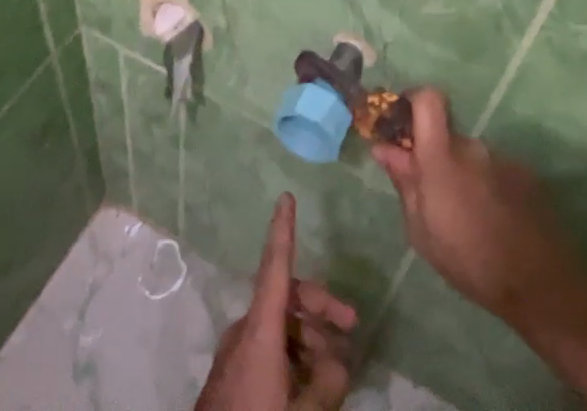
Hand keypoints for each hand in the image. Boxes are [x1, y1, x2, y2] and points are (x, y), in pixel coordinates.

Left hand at [195, 193, 357, 410]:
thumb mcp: (304, 409)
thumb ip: (328, 380)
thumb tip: (338, 359)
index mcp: (260, 332)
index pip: (274, 269)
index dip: (282, 231)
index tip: (286, 198)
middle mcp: (245, 332)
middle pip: (285, 298)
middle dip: (320, 305)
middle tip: (352, 326)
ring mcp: (237, 352)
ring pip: (280, 327)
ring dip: (310, 339)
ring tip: (335, 373)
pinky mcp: (234, 373)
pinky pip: (269, 348)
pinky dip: (294, 355)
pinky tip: (312, 384)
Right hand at [369, 89, 577, 330]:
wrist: (538, 283)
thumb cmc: (467, 260)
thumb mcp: (420, 230)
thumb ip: (404, 182)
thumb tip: (384, 148)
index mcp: (441, 157)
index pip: (428, 99)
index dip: (413, 102)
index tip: (402, 126)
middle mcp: (474, 147)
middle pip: (446, 135)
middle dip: (434, 156)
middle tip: (432, 195)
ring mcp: (504, 160)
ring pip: (471, 156)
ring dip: (462, 175)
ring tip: (466, 217)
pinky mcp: (526, 176)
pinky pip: (494, 170)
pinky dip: (486, 187)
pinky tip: (492, 221)